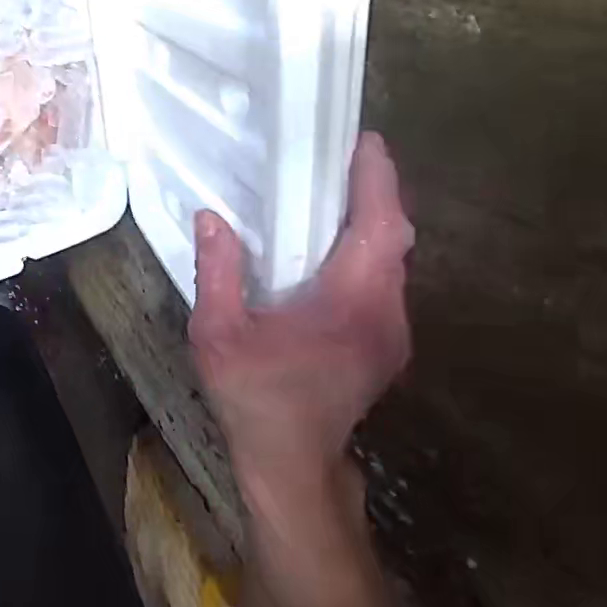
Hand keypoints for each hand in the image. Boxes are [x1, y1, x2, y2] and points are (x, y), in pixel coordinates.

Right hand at [190, 133, 412, 481]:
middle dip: (377, 192)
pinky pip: (385, 280)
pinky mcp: (386, 344)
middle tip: (346, 156)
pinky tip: (336, 246)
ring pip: (395, 260)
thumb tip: (210, 218)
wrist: (291, 464)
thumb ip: (217, 272)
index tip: (366, 142)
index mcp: (351, 304)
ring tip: (339, 190)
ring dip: (375, 220)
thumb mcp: (219, 334)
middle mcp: (385, 313)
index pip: (379, 227)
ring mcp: (392, 332)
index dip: (377, 181)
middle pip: (396, 238)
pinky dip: (369, 250)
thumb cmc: (255, 397)